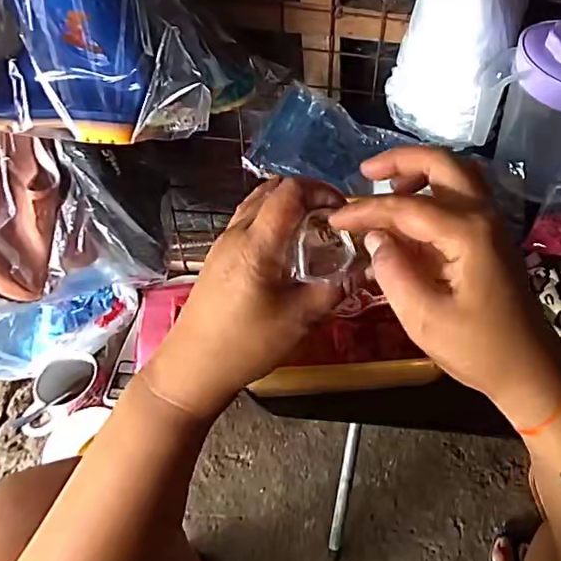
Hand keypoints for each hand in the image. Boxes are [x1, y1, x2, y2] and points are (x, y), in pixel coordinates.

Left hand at [140, 177, 343, 422]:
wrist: (191, 370)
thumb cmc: (246, 344)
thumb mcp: (301, 318)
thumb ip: (337, 287)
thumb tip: (369, 268)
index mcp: (257, 244)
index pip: (290, 191)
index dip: (321, 190)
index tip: (343, 210)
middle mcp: (237, 234)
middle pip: (273, 189)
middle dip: (309, 194)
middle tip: (333, 217)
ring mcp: (224, 243)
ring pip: (259, 201)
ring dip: (290, 204)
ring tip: (315, 228)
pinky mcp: (219, 256)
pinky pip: (250, 219)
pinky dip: (274, 218)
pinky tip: (290, 246)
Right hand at [327, 148, 560, 428]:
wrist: (530, 367)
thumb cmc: (479, 349)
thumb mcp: (426, 319)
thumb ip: (394, 272)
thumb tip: (375, 238)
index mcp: (469, 233)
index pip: (408, 206)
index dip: (366, 210)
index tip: (334, 219)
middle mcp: (485, 216)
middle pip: (444, 165)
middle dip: (403, 160)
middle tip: (366, 172)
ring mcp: (494, 224)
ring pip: (459, 175)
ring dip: (423, 171)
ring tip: (387, 188)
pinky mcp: (494, 237)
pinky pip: (465, 196)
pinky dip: (436, 191)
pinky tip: (412, 214)